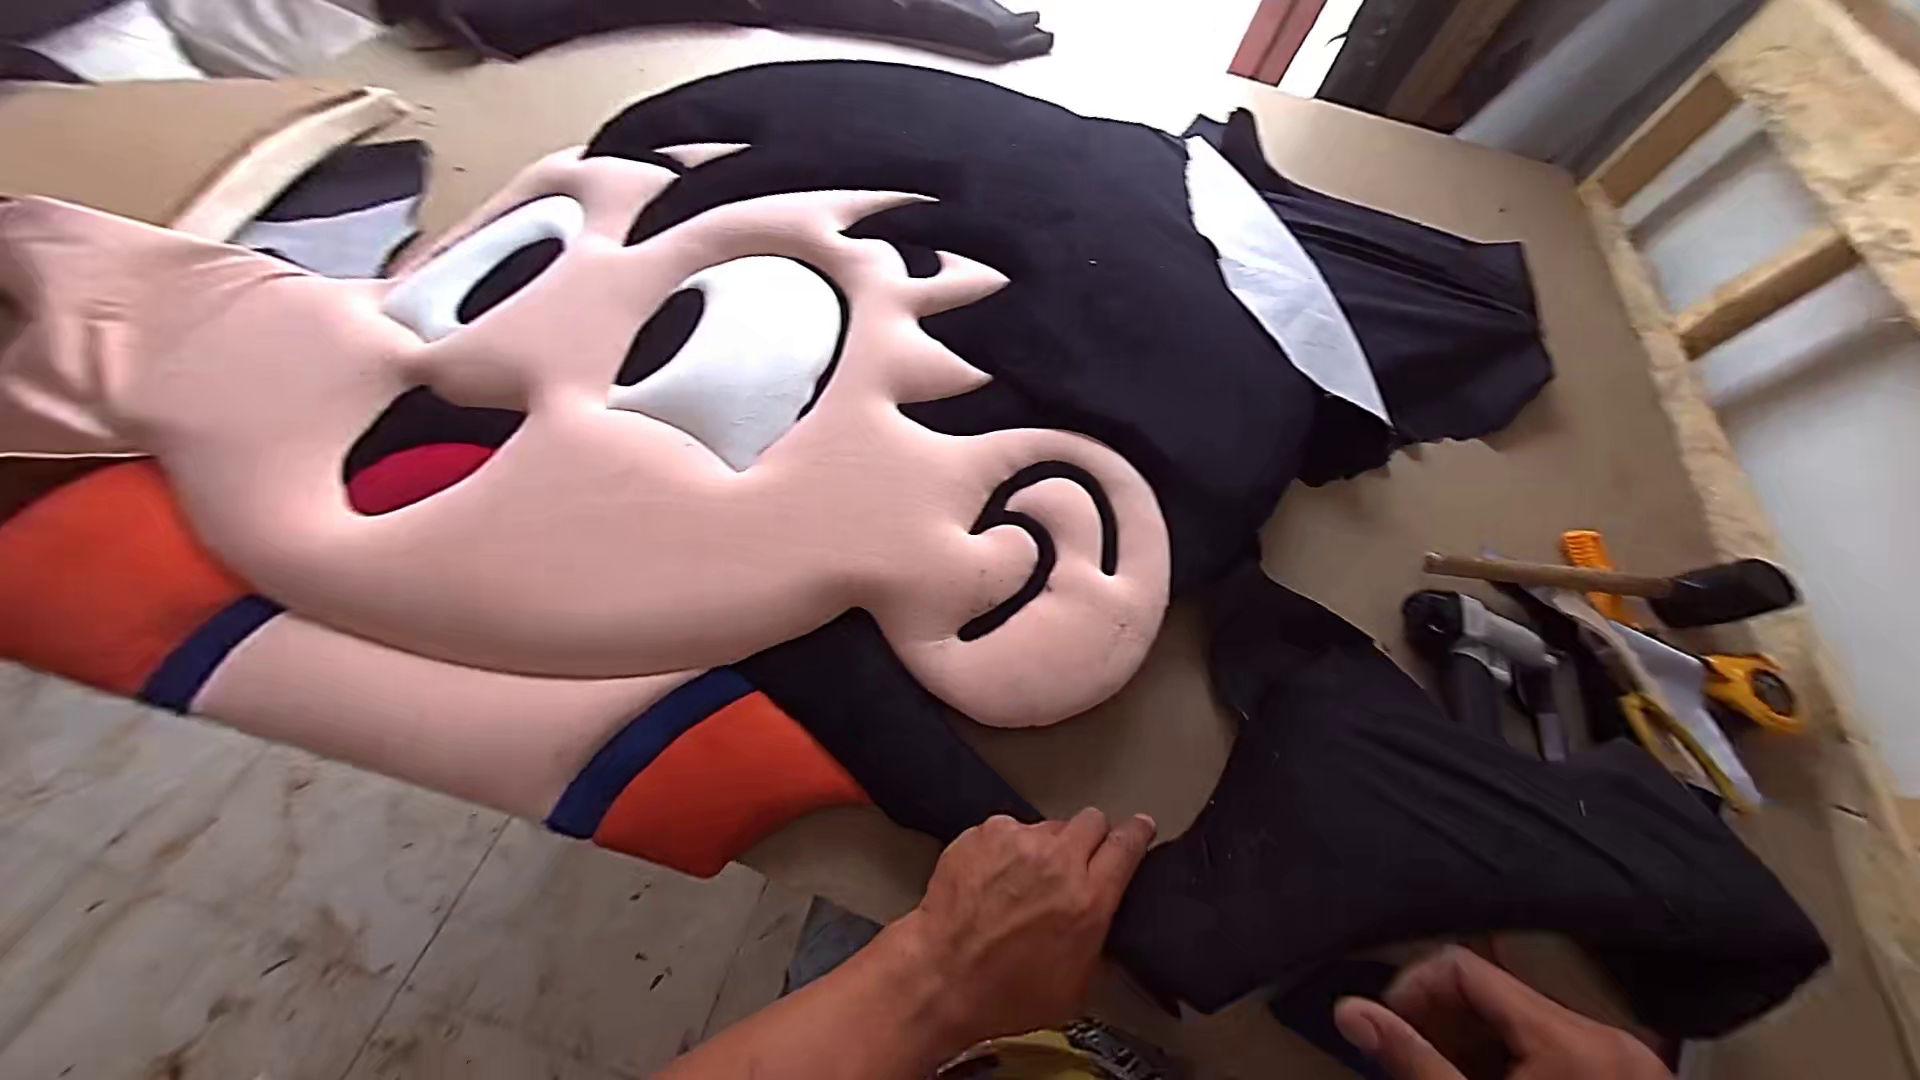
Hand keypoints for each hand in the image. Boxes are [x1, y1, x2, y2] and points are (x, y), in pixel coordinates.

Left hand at [884, 808, 1156, 1047]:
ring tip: (1021, 878)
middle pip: (1091, 820)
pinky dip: (1006, 847)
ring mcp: (1020, 840)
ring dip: (1043, 846)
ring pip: (1047, 825)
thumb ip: (1096, 932)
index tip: (1141, 825)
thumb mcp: (1075, 981)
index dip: (1137, 833)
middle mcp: (1058, 860)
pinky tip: (993, 875)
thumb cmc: (1005, 990)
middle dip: (1090, 835)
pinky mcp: (988, 830)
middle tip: (1076, 856)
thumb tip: (1101, 909)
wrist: (944, 973)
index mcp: (1088, 899)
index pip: (1126, 845)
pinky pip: (1010, 829)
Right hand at [1333, 947, 1671, 1079]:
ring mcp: (1633, 1071)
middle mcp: (1610, 1043)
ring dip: (1469, 1044)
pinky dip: (1509, 1065)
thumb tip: (1349, 1012)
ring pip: (1516, 1022)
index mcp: (1574, 1041)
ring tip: (1447, 1077)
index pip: (1460, 967)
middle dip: (1439, 1023)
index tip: (1389, 1024)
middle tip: (1414, 1060)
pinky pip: (1550, 1052)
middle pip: (1489, 994)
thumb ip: (1410, 1059)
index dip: (1410, 988)